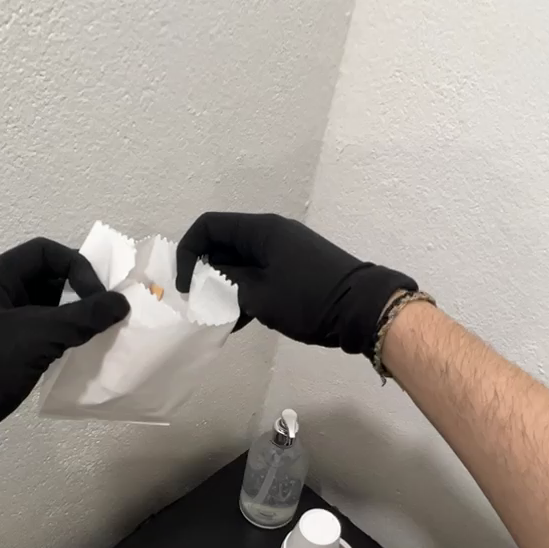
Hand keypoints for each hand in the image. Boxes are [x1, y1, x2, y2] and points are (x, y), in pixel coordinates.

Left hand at [0, 239, 128, 471]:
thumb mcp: (41, 336)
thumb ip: (84, 316)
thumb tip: (121, 302)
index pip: (45, 252)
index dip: (77, 267)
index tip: (96, 296)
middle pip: (46, 274)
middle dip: (78, 289)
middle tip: (101, 311)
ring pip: (45, 301)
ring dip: (72, 312)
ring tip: (93, 329)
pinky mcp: (4, 341)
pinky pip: (40, 324)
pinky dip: (61, 330)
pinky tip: (76, 345)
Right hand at [174, 212, 416, 353]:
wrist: (363, 310)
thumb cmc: (308, 300)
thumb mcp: (259, 296)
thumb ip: (228, 286)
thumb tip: (212, 282)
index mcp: (260, 230)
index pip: (208, 227)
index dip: (187, 253)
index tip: (185, 286)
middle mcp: (271, 233)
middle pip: (224, 244)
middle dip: (205, 272)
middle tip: (199, 303)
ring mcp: (286, 251)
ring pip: (242, 262)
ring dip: (226, 287)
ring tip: (219, 316)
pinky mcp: (296, 269)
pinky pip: (260, 274)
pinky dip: (246, 293)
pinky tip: (240, 321)